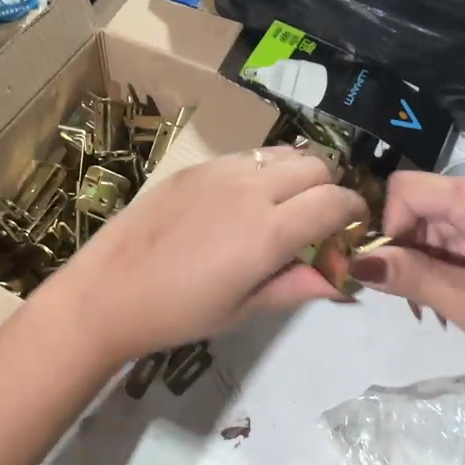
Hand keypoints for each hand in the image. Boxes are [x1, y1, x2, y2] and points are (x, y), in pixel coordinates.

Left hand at [28, 147, 367, 364]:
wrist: (110, 288)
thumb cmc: (179, 312)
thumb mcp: (243, 309)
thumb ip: (296, 285)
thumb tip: (339, 278)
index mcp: (268, 231)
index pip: (335, 201)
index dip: (354, 212)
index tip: (351, 230)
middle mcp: (252, 188)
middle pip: (317, 165)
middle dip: (330, 188)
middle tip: (318, 221)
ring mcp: (222, 169)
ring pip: (284, 152)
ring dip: (299, 173)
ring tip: (285, 206)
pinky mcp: (199, 165)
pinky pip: (249, 154)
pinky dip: (265, 169)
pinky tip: (246, 199)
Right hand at [351, 171, 464, 388]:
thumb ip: (413, 278)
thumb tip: (358, 261)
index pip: (405, 188)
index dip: (390, 227)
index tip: (397, 274)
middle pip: (423, 204)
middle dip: (409, 249)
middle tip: (419, 305)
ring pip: (442, 221)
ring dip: (431, 260)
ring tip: (445, 310)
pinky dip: (455, 261)